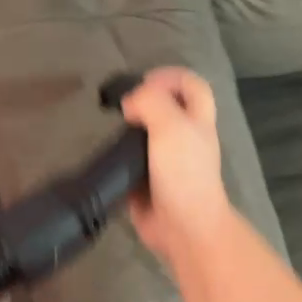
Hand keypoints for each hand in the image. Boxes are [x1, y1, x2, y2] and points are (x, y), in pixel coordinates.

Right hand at [121, 67, 233, 261]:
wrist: (183, 225)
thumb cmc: (183, 173)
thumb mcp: (171, 126)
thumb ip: (150, 103)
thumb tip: (129, 103)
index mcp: (197, 120)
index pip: (191, 85)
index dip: (169, 76)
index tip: (142, 83)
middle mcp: (184, 137)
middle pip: (168, 107)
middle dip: (145, 100)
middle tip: (121, 104)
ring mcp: (166, 161)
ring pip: (148, 133)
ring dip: (129, 127)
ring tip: (109, 125)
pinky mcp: (147, 181)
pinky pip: (133, 160)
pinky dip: (119, 154)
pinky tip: (104, 153)